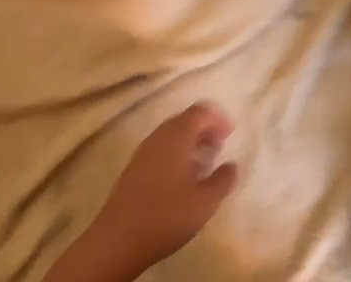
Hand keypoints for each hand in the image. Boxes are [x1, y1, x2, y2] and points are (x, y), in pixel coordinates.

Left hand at [84, 102, 239, 273]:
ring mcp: (143, 151)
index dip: (217, 118)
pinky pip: (160, 149)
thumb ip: (222, 180)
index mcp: (176, 136)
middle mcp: (158, 136)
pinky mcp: (134, 167)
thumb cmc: (166, 215)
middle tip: (219, 147)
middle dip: (204, 129)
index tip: (229, 135)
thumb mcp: (204, 202)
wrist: (118, 238)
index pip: (199, 112)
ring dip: (190, 142)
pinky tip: (182, 178)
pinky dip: (176, 153)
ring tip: (203, 165)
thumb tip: (232, 165)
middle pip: (184, 120)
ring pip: (171, 135)